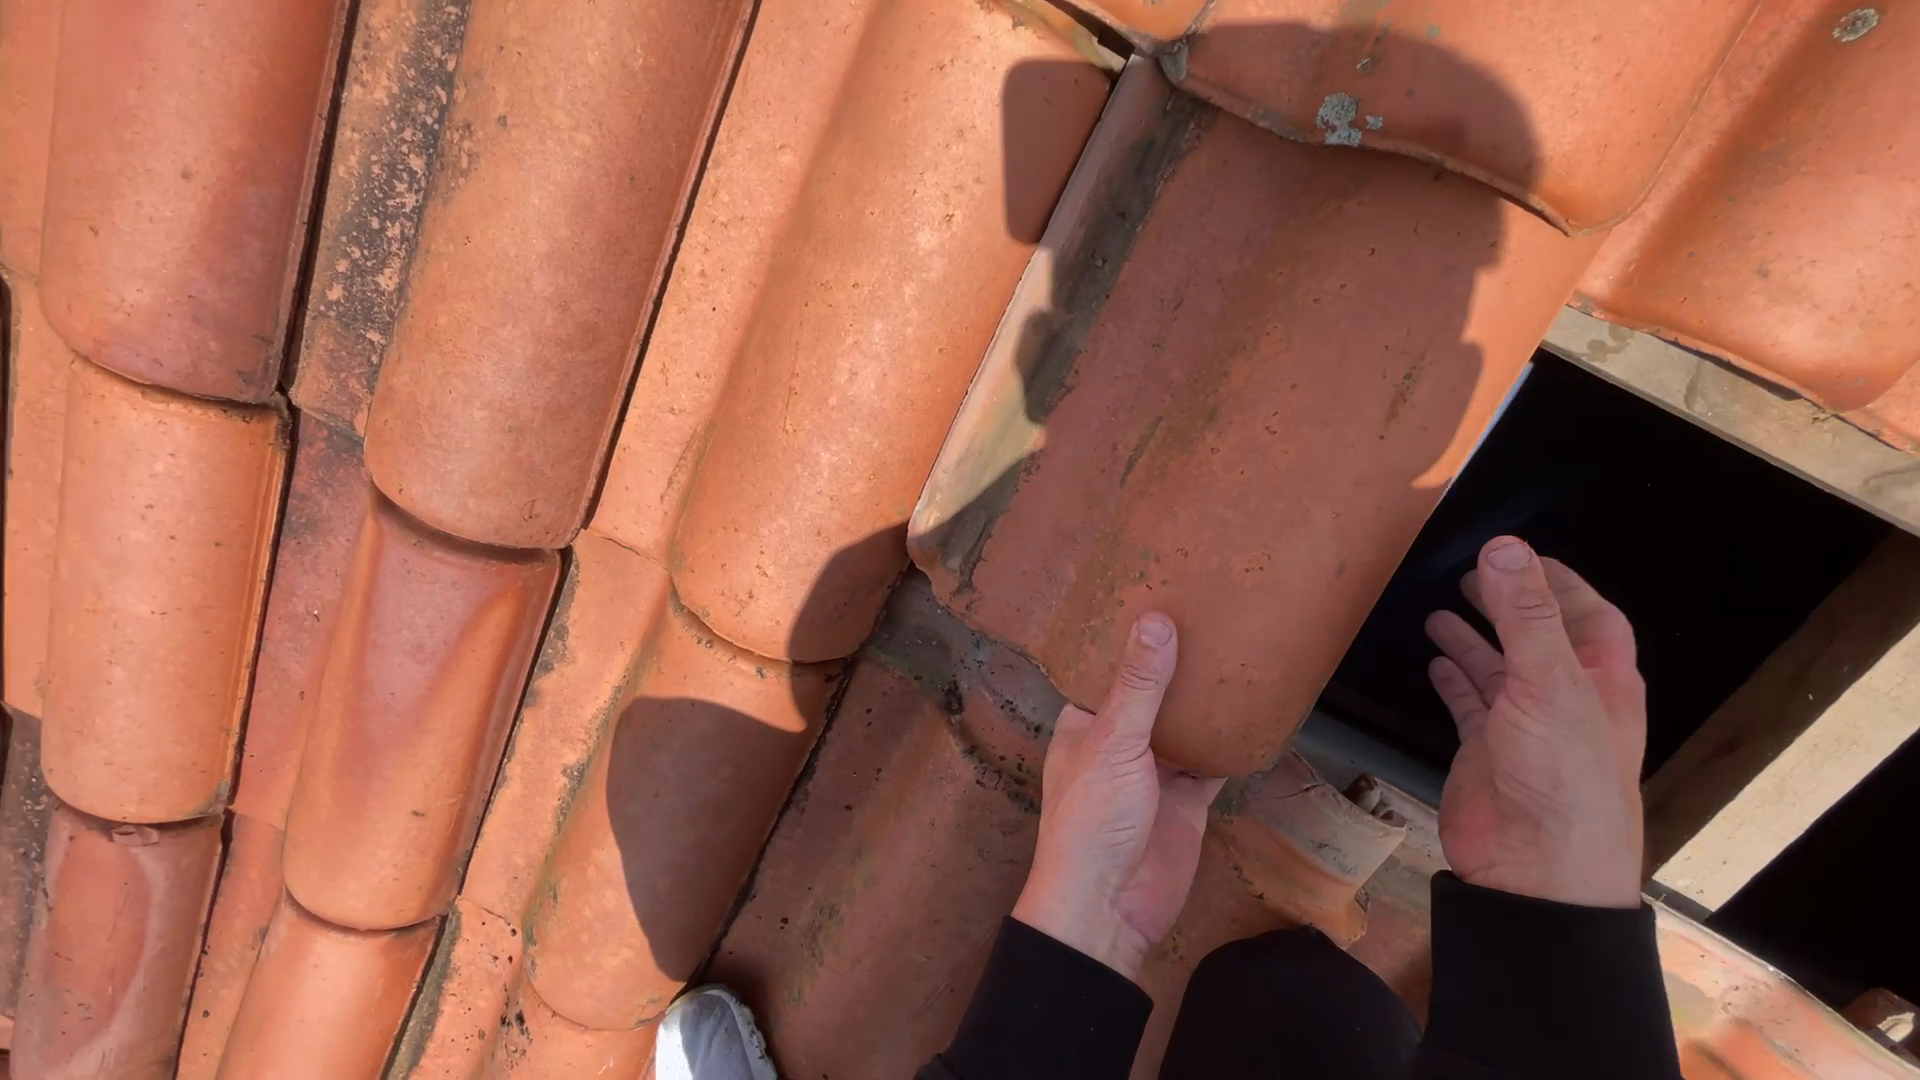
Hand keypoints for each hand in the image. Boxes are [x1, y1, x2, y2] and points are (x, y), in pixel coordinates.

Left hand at [1012, 614, 1227, 979]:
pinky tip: (1253, 712)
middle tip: (1207, 617)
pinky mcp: (1186, 800)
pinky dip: (1229, 744)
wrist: (1111, 906)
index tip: (1156, 600)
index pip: (1106, 671)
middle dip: (1173, 667)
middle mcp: (1118, 741)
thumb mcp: (1113, 741)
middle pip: (1150, 696)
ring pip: (1183, 727)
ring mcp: (1154, 771)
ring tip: (1233, 650)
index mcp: (1084, 723)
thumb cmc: (1091, 817)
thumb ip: (1139, 686)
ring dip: (1204, 702)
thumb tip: (1156, 621)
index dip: (1127, 642)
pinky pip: (1211, 763)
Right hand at [1425, 537, 1646, 908]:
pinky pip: (1468, 704)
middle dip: (1507, 606)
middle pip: (1537, 639)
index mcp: (1601, 681)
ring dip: (1471, 640)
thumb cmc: (1561, 771)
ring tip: (1436, 613)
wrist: (1536, 865)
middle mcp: (1565, 698)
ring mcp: (1523, 726)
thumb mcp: (1548, 682)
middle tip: (1469, 576)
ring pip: (1497, 670)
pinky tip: (1434, 663)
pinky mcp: (1486, 749)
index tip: (1519, 555)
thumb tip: (1503, 545)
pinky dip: (1452, 681)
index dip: (1559, 583)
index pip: (1588, 617)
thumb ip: (1523, 615)